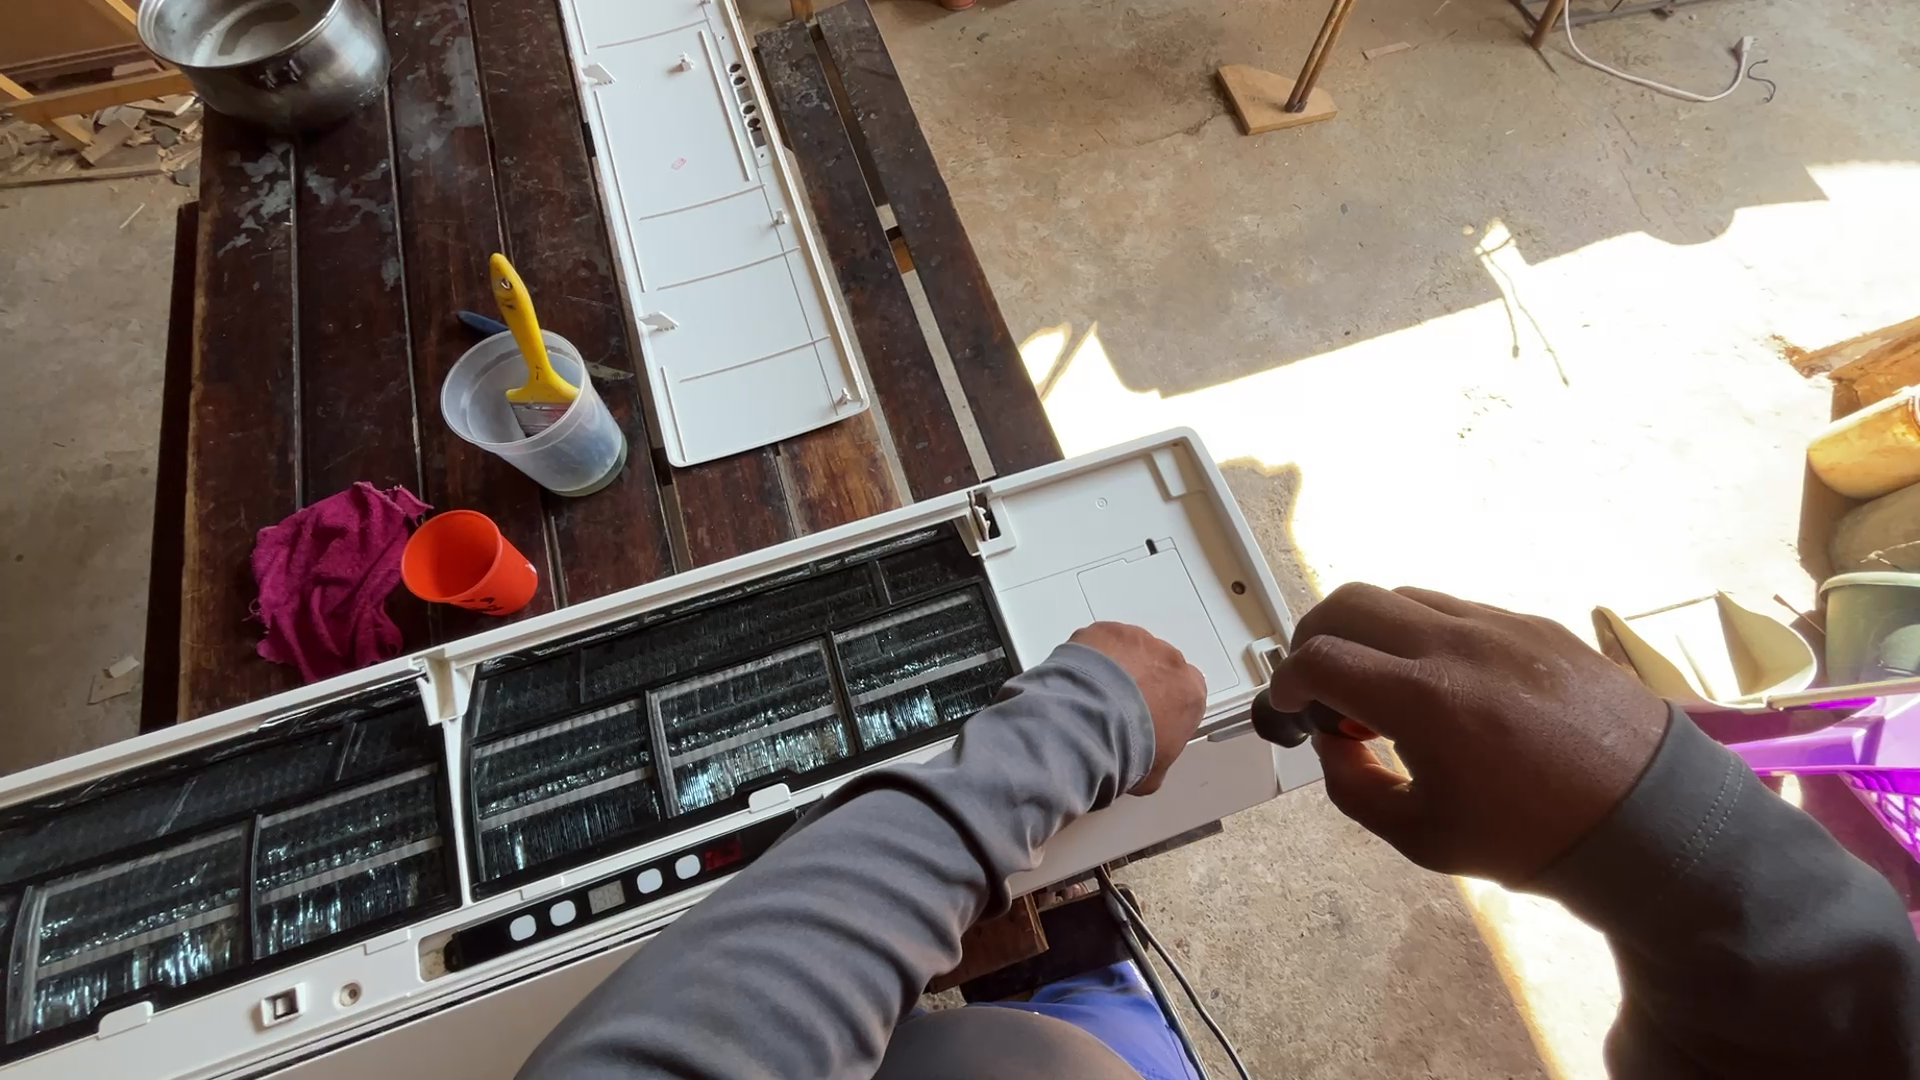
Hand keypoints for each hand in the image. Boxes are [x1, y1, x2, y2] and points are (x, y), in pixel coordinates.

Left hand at [1069, 622, 1206, 794]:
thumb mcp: (1154, 773)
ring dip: (1114, 667)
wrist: (1090, 724)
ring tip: (1091, 692)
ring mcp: (1137, 639)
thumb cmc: (1128, 750)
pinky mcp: (1105, 630)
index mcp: (1191, 692)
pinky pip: (1100, 641)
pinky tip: (1076, 677)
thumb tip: (1144, 763)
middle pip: (1158, 665)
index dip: (1166, 703)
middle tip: (1115, 705)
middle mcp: (1170, 659)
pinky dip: (1089, 654)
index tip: (1147, 717)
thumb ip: (1159, 758)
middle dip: (1139, 681)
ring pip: (1128, 650)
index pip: (1187, 692)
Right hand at [1270, 583, 1669, 883]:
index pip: (1318, 660)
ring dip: (1364, 631)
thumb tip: (1331, 738)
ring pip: (1395, 597)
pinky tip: (1438, 676)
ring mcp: (1498, 626)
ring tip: (1379, 676)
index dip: (1285, 680)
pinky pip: (1449, 608)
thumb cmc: (1533, 839)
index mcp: (1424, 701)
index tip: (1287, 703)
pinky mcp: (1533, 624)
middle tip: (1318, 679)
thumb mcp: (1420, 836)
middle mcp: (1454, 646)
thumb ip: (1351, 785)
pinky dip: (1416, 632)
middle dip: (1311, 638)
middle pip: (1345, 605)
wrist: (1662, 827)